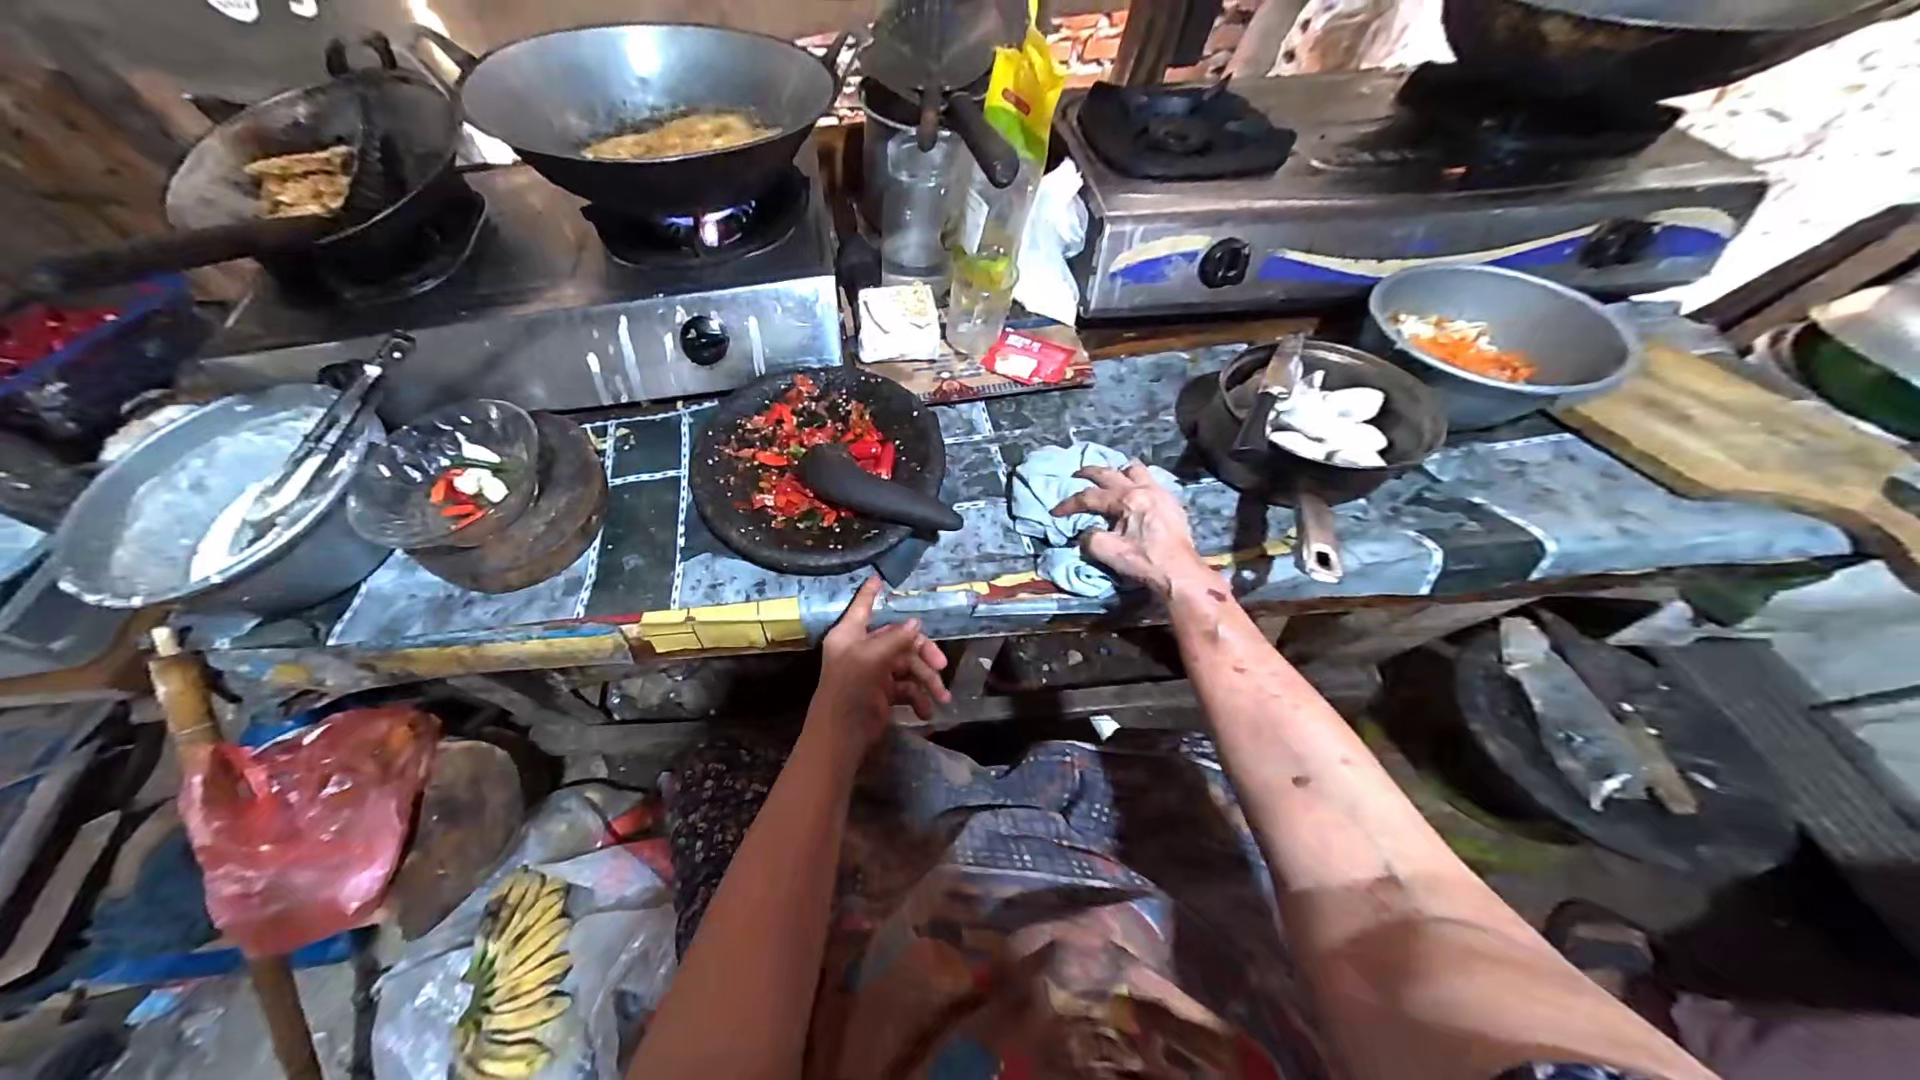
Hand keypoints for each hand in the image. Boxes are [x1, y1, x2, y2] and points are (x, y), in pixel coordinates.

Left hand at [810, 577, 950, 745]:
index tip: (878, 577)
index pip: (862, 607)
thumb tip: (915, 624)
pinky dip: (919, 699)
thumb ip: (894, 639)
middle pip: (900, 639)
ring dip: (927, 681)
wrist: (840, 737)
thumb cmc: (848, 691)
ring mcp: (874, 672)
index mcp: (851, 635)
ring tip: (941, 698)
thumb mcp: (870, 659)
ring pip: (909, 666)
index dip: (869, 592)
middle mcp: (863, 649)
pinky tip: (926, 712)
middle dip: (924, 653)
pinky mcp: (883, 694)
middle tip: (941, 666)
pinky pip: (907, 689)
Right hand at [1051, 462, 1209, 599]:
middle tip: (1077, 475)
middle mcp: (1143, 489)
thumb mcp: (1108, 552)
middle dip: (1089, 473)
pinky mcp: (1172, 502)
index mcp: (1127, 500)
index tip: (1055, 512)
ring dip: (1118, 471)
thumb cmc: (1145, 562)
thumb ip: (1090, 538)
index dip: (1069, 504)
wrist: (1180, 573)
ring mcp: (1160, 493)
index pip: (1090, 496)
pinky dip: (1137, 480)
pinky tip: (1135, 491)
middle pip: (1110, 473)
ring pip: (1135, 469)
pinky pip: (1152, 480)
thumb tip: (1087, 532)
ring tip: (1110, 478)